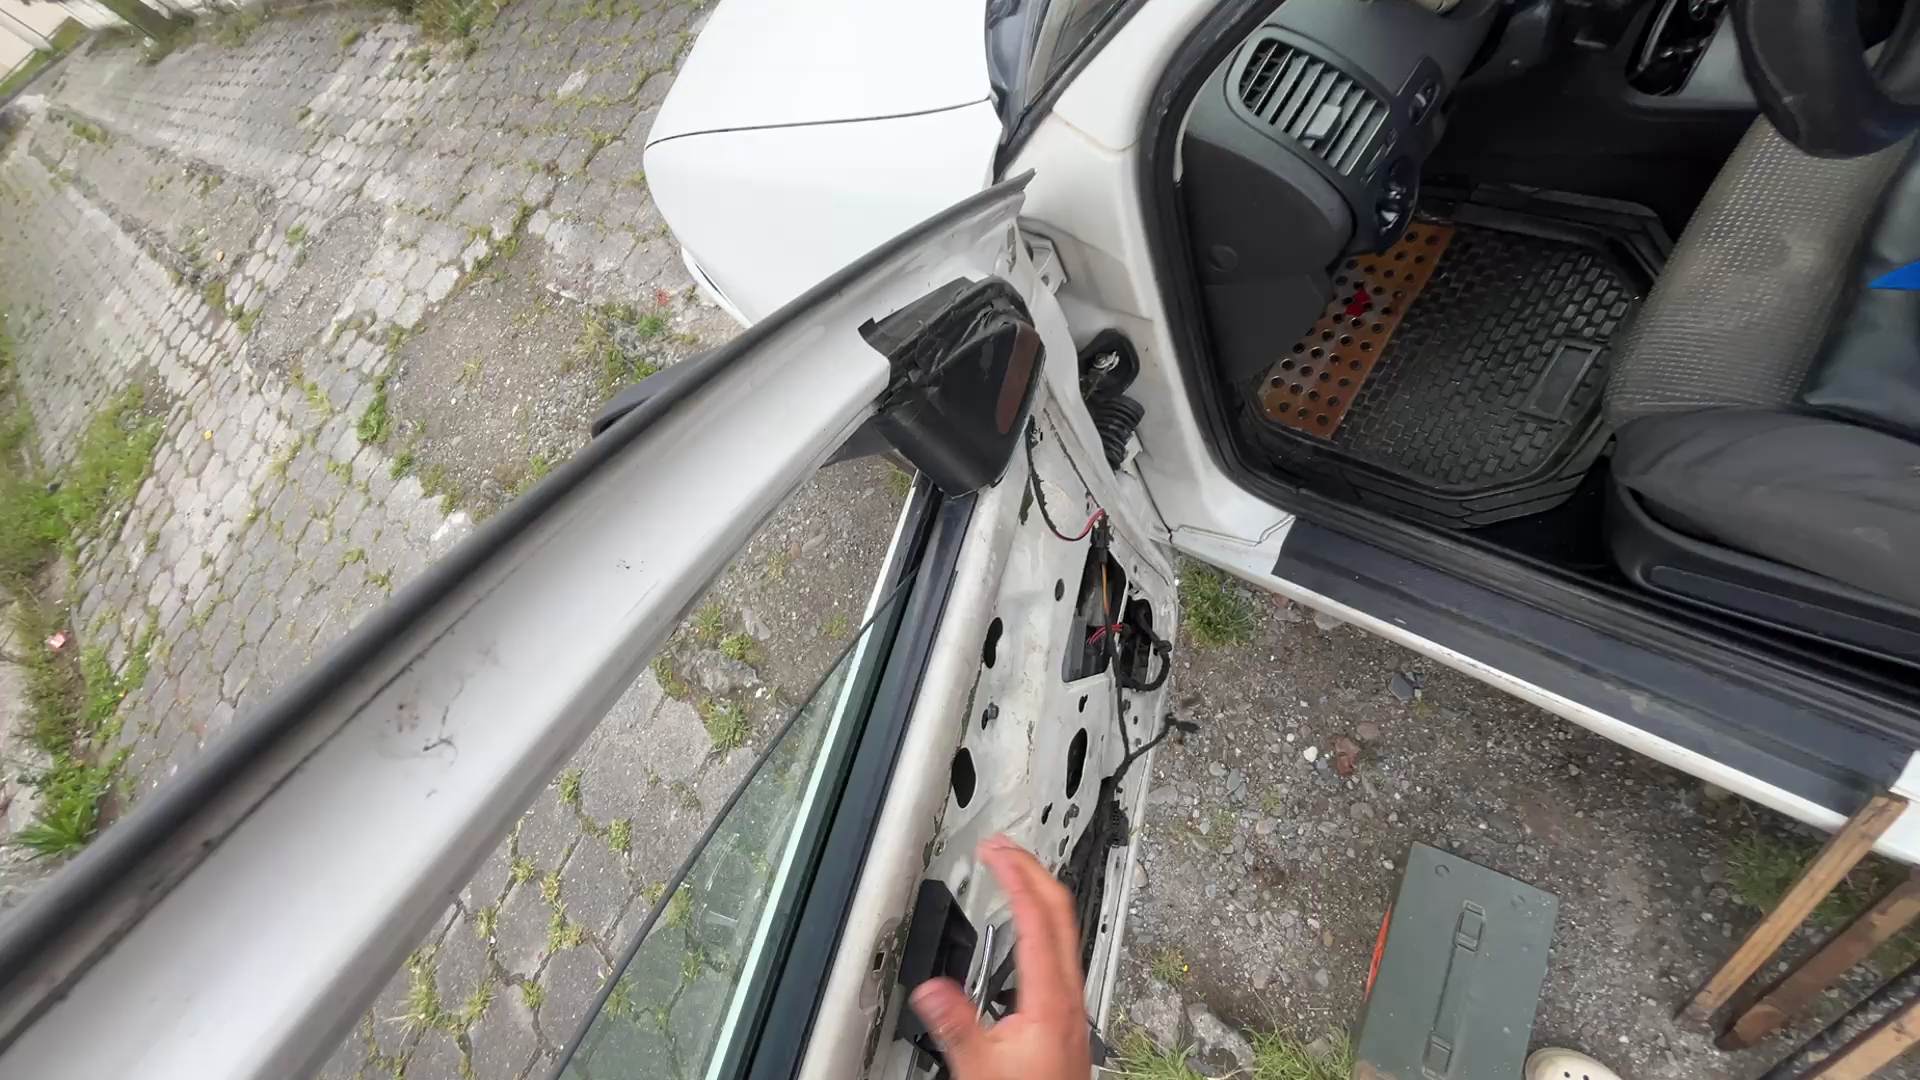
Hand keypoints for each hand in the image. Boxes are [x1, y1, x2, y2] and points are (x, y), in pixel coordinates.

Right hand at [910, 835, 1092, 1079]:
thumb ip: (956, 1026)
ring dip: (1037, 886)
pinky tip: (1023, 918)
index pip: (1037, 915)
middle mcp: (1068, 989)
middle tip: (1000, 843)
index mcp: (1050, 995)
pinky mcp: (1066, 1005)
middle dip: (1030, 866)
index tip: (994, 849)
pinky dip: (1040, 913)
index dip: (1015, 874)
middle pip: (1060, 907)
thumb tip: (928, 988)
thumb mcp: (982, 1070)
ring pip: (1064, 922)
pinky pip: (1060, 941)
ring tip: (1009, 867)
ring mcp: (1071, 996)